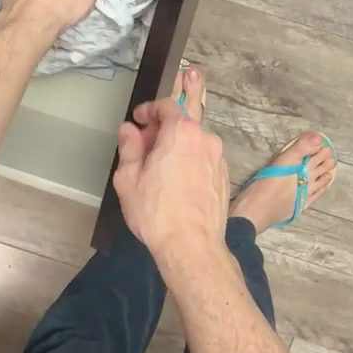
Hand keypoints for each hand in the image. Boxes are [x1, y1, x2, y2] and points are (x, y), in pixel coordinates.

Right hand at [112, 97, 229, 265]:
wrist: (192, 247)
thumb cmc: (156, 213)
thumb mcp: (129, 178)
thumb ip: (129, 147)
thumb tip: (129, 130)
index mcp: (181, 132)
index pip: (166, 105)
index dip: (149, 110)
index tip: (138, 120)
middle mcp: (204, 138)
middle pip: (183, 120)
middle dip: (164, 126)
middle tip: (147, 140)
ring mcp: (218, 157)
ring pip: (195, 141)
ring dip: (177, 144)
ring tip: (159, 165)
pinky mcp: (223, 176)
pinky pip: (204, 158)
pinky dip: (190, 160)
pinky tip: (177, 180)